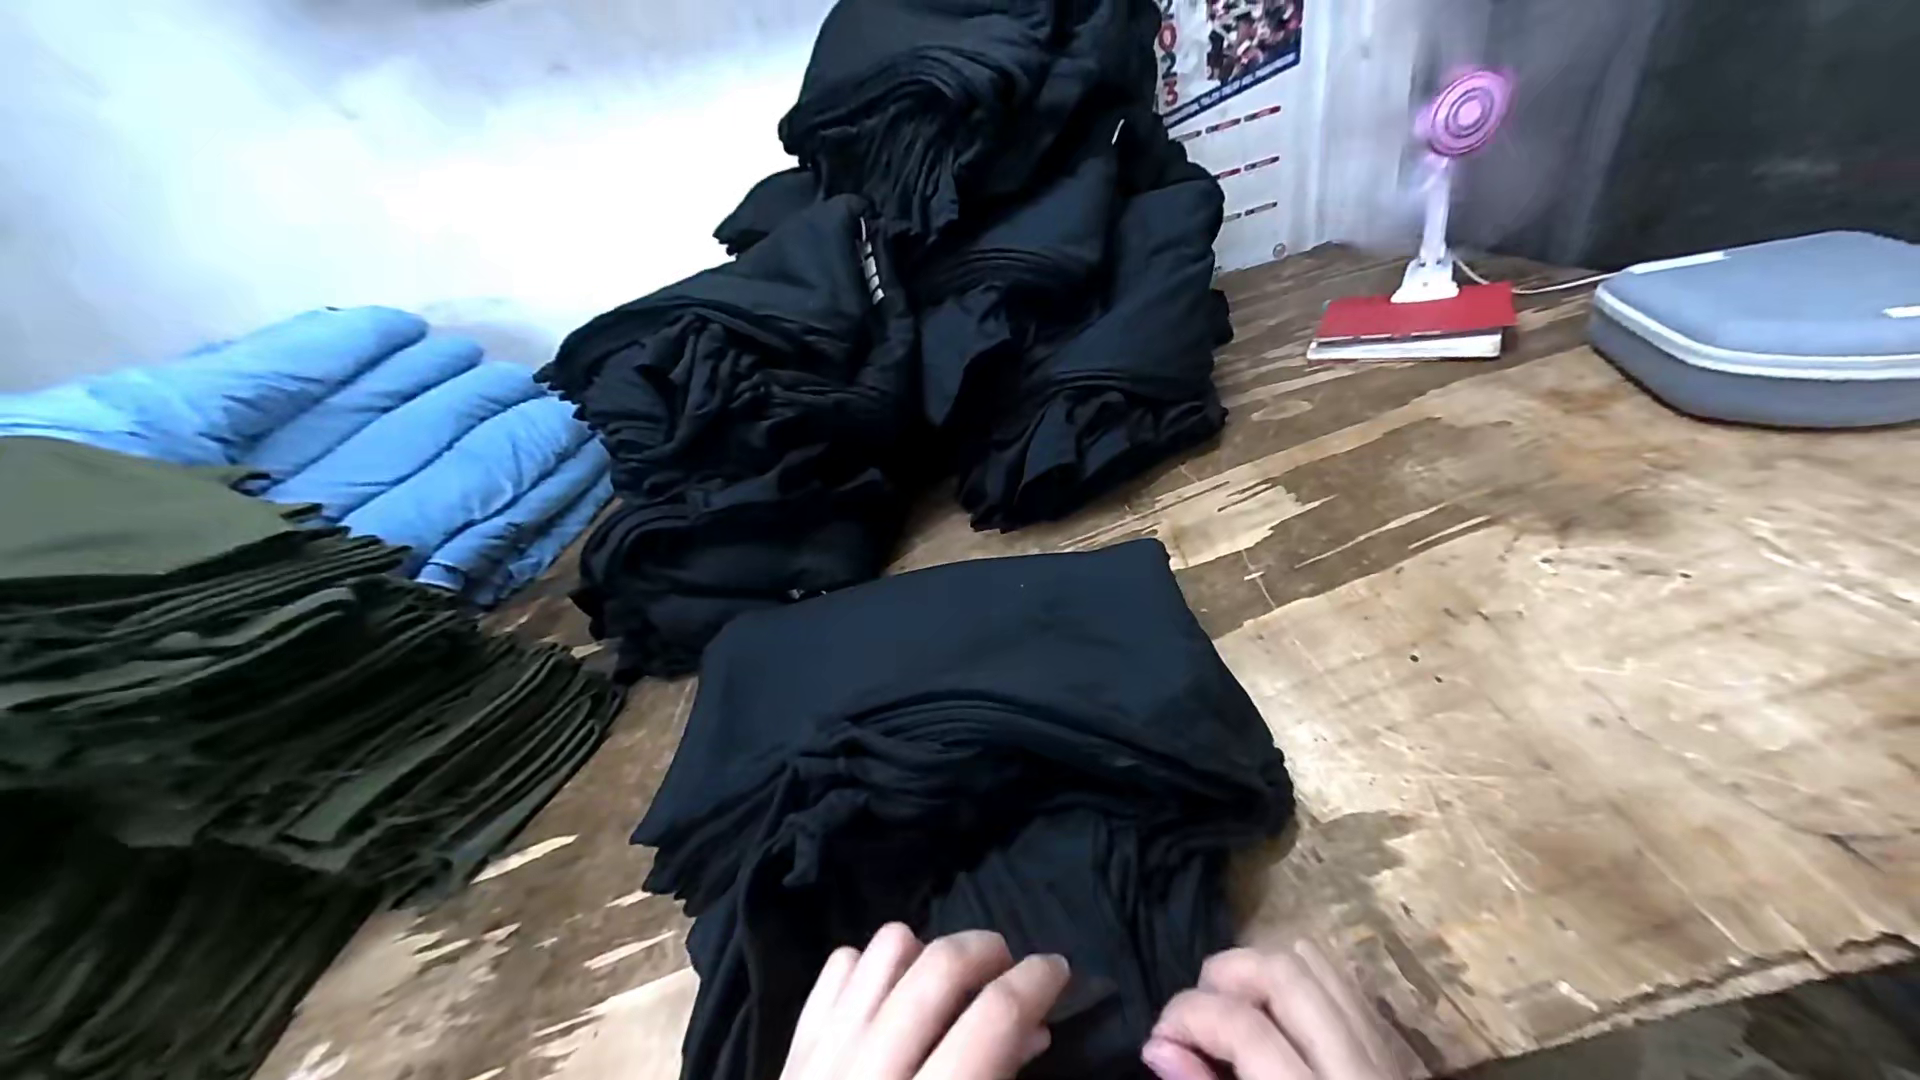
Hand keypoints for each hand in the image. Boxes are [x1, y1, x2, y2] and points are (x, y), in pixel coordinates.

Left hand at [781, 923, 1070, 1079]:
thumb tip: (1030, 1029)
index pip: (991, 1021)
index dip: (1036, 983)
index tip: (1058, 969)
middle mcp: (868, 1075)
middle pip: (939, 968)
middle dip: (988, 951)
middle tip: (1011, 967)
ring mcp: (821, 1058)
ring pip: (885, 950)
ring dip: (927, 953)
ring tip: (950, 984)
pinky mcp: (793, 1051)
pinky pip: (840, 969)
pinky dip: (872, 969)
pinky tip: (893, 998)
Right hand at [1142, 942, 1398, 1079]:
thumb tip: (1157, 1047)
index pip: (1242, 1025)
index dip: (1185, 1015)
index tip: (1160, 1038)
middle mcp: (1360, 1073)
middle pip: (1281, 971)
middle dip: (1222, 976)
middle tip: (1197, 1016)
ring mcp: (1391, 1061)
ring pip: (1315, 964)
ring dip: (1261, 973)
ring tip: (1234, 1010)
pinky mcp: (1403, 1059)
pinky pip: (1344, 986)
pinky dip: (1300, 983)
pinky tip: (1279, 1018)